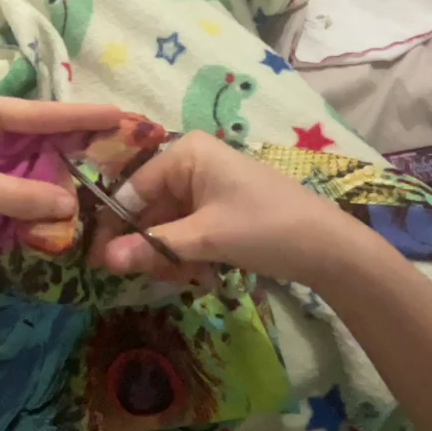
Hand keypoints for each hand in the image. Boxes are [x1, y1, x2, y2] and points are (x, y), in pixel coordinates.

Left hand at [0, 94, 121, 266]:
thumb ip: (22, 195)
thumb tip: (71, 206)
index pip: (34, 111)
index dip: (77, 114)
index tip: (118, 113)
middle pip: (29, 131)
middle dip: (68, 139)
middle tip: (113, 143)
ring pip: (18, 158)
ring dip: (50, 167)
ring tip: (93, 168)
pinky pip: (4, 179)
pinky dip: (28, 188)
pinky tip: (52, 197)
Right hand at [91, 131, 377, 284]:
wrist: (331, 249)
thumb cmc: (267, 228)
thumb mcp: (206, 239)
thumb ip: (153, 246)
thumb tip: (103, 261)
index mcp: (185, 153)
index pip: (132, 189)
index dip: (115, 227)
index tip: (100, 262)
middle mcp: (190, 161)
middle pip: (148, 207)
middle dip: (151, 246)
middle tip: (157, 277)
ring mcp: (205, 184)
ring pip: (166, 223)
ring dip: (171, 255)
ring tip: (191, 277)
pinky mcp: (218, 207)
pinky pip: (185, 230)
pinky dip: (188, 254)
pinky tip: (205, 274)